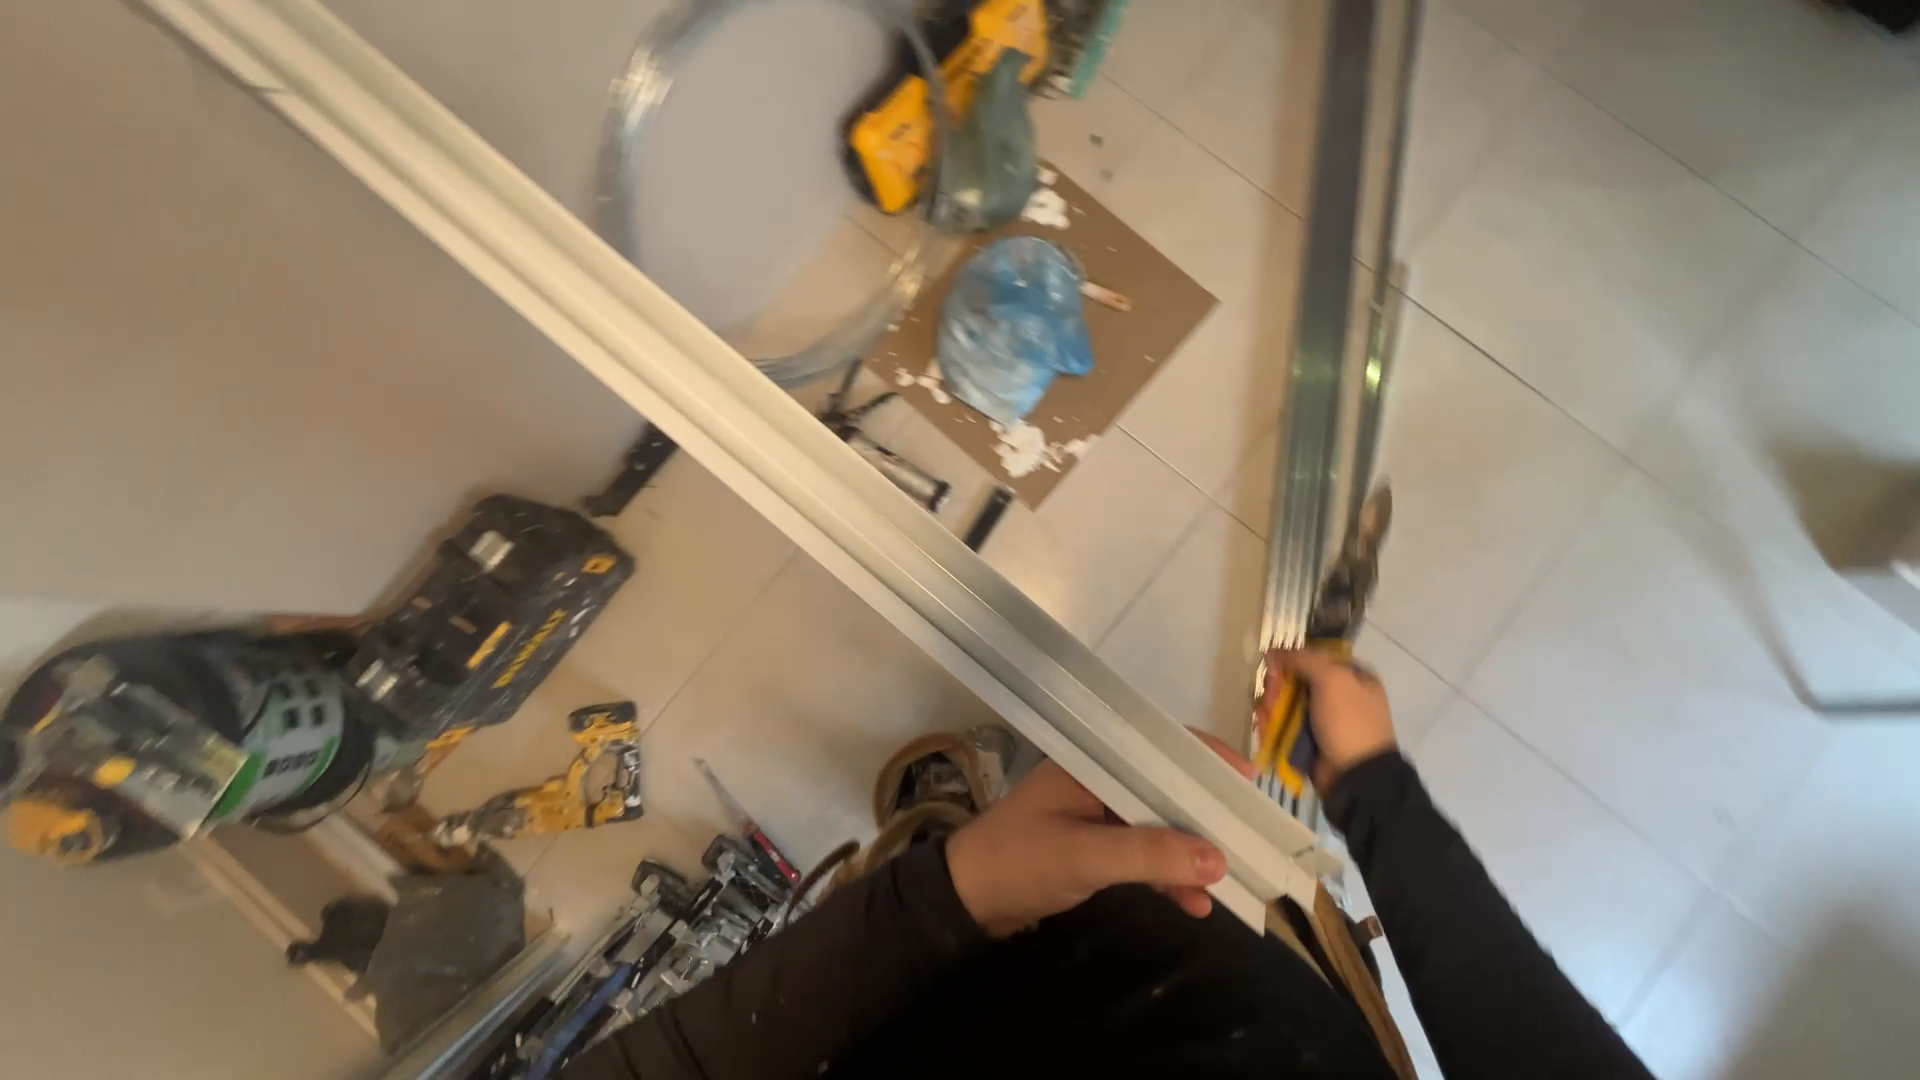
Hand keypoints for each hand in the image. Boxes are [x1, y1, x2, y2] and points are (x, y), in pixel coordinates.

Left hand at [944, 734, 1247, 936]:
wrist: (967, 900)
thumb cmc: (1019, 863)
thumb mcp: (1085, 857)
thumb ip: (1148, 855)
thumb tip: (1218, 857)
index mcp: (1091, 762)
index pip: (1157, 746)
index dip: (1205, 759)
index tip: (1249, 781)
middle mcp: (1098, 779)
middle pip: (1164, 785)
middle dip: (1207, 812)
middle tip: (1252, 836)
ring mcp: (1097, 812)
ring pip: (1158, 822)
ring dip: (1190, 851)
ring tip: (1231, 882)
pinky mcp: (1095, 843)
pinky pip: (1143, 851)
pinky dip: (1167, 873)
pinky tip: (1194, 903)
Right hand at [1265, 647, 1398, 791]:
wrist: (1355, 774)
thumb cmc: (1349, 721)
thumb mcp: (1333, 680)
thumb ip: (1304, 659)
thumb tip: (1275, 652)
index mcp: (1352, 676)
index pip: (1315, 655)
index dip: (1293, 657)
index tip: (1276, 663)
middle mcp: (1338, 694)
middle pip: (1295, 678)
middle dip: (1278, 685)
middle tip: (1273, 694)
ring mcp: (1321, 718)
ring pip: (1285, 701)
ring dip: (1271, 705)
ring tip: (1267, 715)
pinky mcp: (1307, 738)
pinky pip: (1283, 723)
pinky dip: (1271, 723)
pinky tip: (1265, 725)